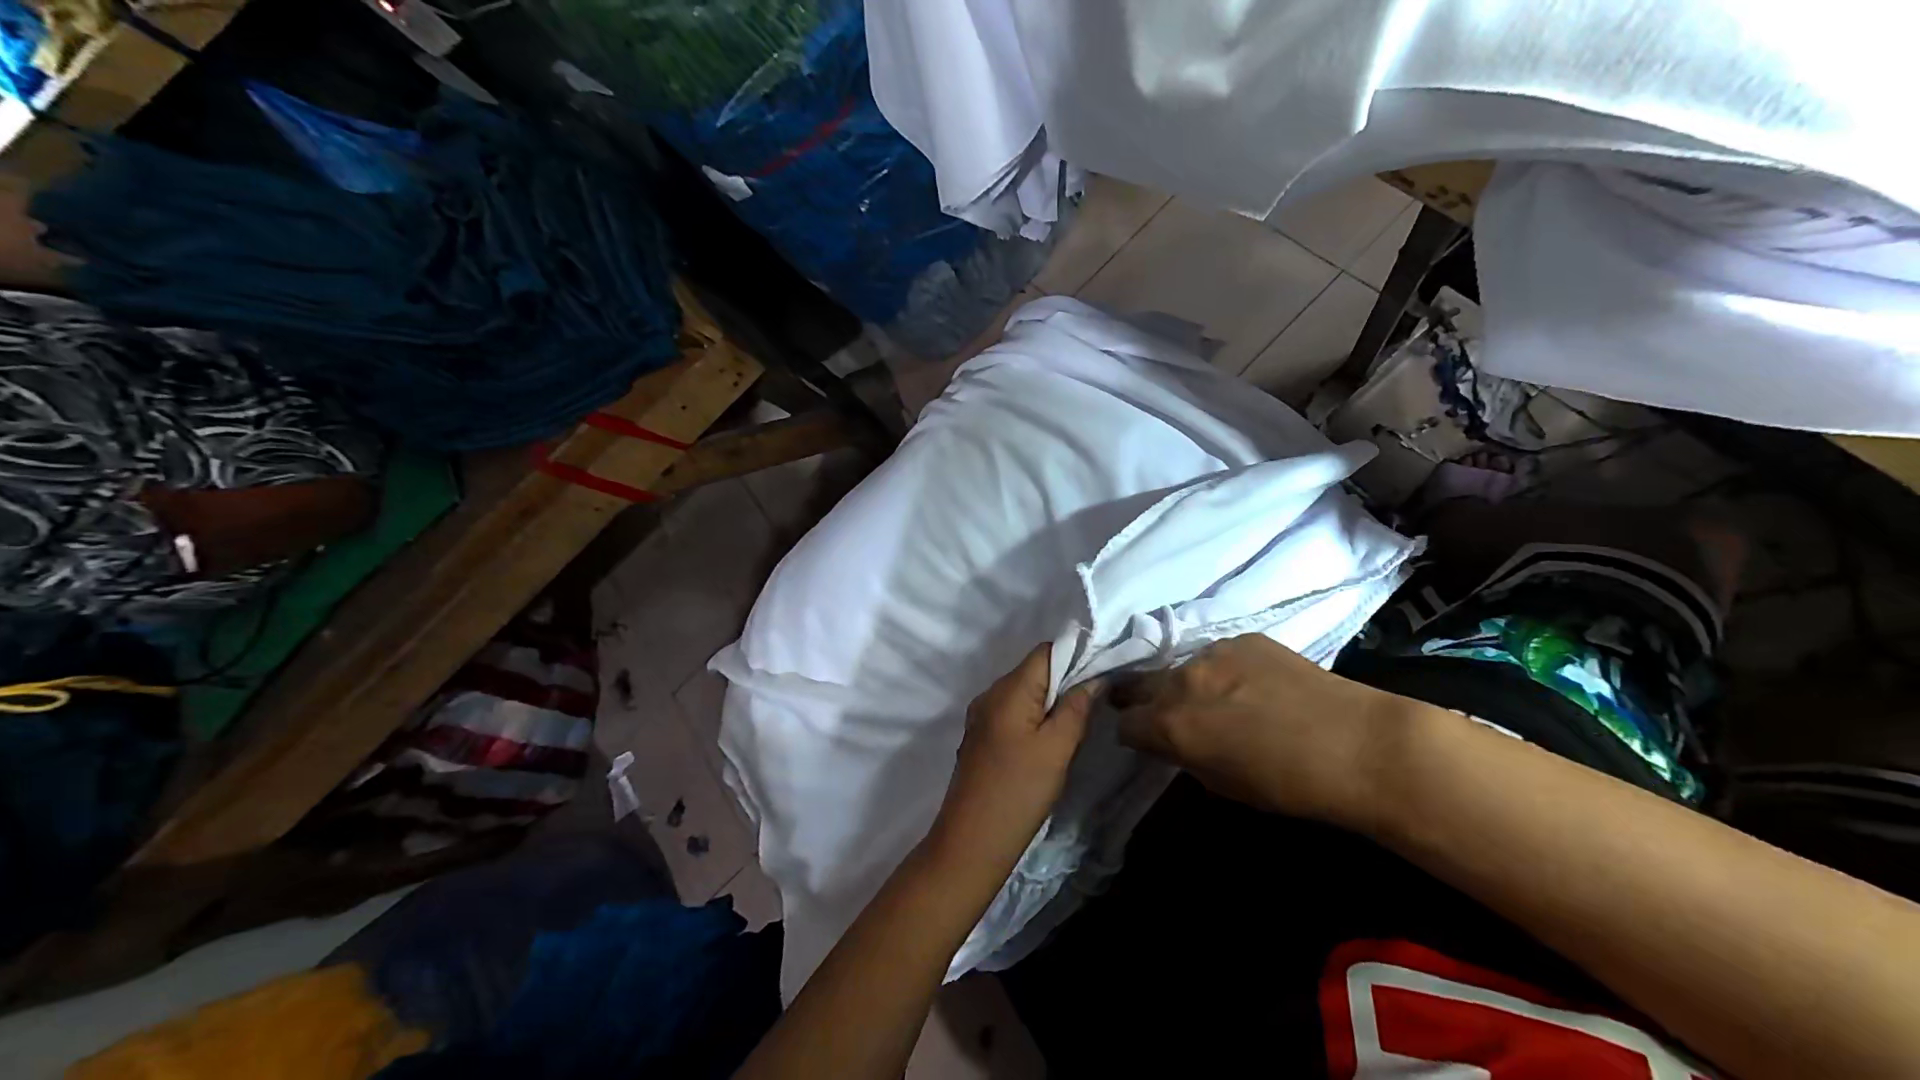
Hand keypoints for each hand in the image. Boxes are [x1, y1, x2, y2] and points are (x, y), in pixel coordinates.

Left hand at [927, 644, 1099, 869]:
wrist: (973, 840)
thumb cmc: (1019, 790)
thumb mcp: (1057, 748)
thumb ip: (1076, 708)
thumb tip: (1095, 677)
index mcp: (1007, 690)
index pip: (1044, 652)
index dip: (1076, 655)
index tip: (1104, 672)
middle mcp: (990, 694)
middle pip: (1034, 671)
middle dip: (1067, 680)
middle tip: (1098, 700)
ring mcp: (982, 717)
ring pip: (1025, 694)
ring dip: (1052, 701)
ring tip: (1080, 721)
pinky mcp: (982, 738)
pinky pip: (1014, 713)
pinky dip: (1036, 717)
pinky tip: (1052, 739)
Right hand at [1111, 633, 1418, 828]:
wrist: (1360, 745)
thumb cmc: (1289, 784)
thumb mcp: (1222, 784)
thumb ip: (1185, 756)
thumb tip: (1174, 742)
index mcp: (1171, 724)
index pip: (1125, 723)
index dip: (1134, 735)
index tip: (1148, 742)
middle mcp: (1182, 680)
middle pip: (1139, 684)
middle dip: (1142, 701)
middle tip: (1162, 717)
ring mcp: (1213, 652)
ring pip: (1180, 668)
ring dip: (1186, 684)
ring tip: (1217, 700)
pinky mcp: (1244, 638)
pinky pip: (1217, 655)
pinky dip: (1222, 670)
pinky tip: (1251, 685)